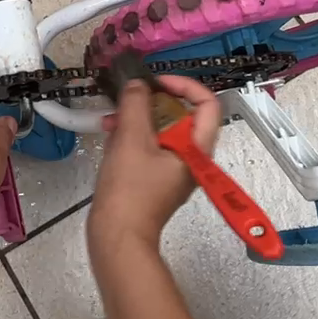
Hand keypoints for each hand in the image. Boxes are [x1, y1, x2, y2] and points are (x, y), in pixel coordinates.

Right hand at [89, 75, 220, 254]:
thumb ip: (137, 104)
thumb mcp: (131, 139)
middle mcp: (191, 158)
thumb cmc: (129, 190)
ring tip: (111, 119)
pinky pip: (149, 146)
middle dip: (152, 102)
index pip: (207, 104)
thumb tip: (139, 84)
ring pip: (161, 130)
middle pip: (181, 115)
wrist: (116, 236)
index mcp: (197, 149)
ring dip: (137, 118)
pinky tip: (111, 135)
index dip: (183, 85)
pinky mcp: (155, 178)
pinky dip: (132, 136)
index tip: (156, 82)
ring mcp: (173, 169)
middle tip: (128, 98)